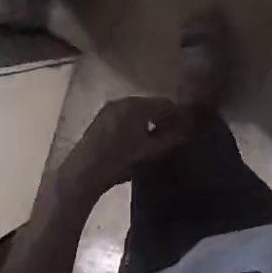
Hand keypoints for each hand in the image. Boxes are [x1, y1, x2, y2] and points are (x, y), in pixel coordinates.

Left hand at [55, 97, 192, 202]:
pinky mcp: (101, 118)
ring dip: (149, 121)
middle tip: (173, 135)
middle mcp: (123, 101)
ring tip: (156, 140)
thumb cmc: (119, 161)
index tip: (186, 129)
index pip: (166, 104)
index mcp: (137, 106)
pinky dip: (135, 123)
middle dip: (164, 118)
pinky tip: (136, 140)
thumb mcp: (150, 152)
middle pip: (151, 104)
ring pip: (137, 109)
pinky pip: (125, 115)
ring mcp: (110, 108)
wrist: (84, 172)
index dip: (178, 116)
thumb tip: (187, 132)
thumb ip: (170, 140)